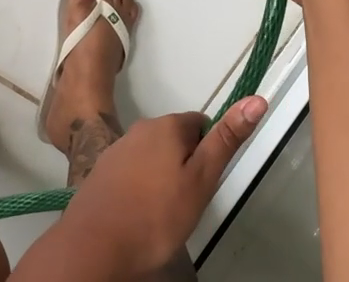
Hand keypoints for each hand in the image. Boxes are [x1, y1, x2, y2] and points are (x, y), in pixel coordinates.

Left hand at [57, 98, 266, 273]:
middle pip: (175, 141)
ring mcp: (116, 151)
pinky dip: (138, 190)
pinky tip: (137, 216)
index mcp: (167, 126)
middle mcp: (140, 129)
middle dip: (184, 166)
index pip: (201, 125)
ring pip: (152, 158)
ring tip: (161, 214)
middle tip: (184, 202)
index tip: (202, 184)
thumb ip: (226, 139)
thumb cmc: (155, 215)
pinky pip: (130, 175)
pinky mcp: (100, 175)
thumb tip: (256, 99)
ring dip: (160, 178)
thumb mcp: (201, 180)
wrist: (92, 250)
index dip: (207, 154)